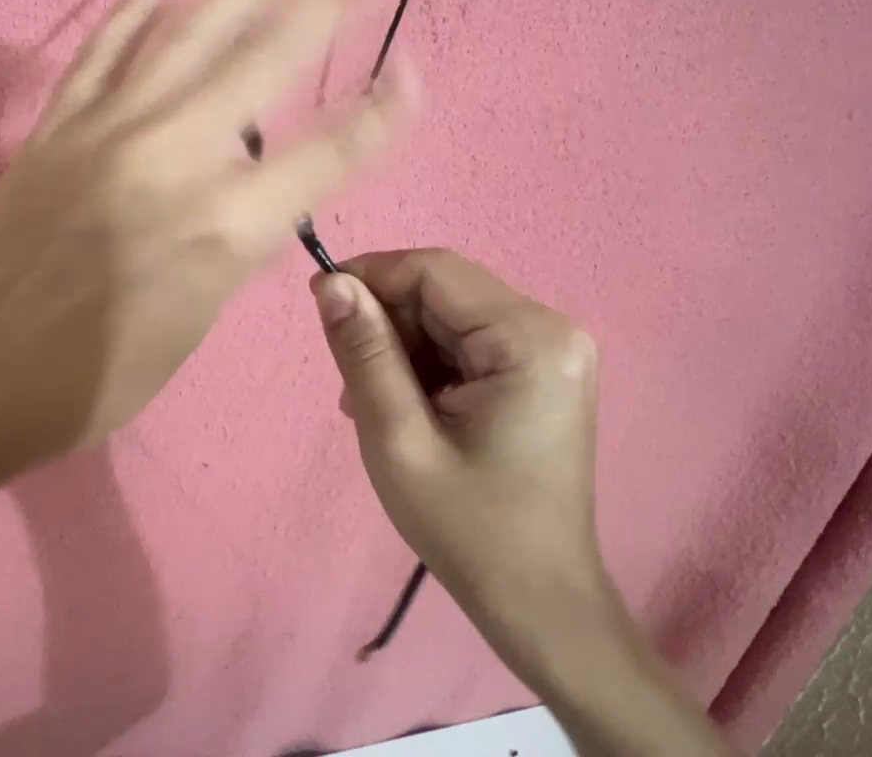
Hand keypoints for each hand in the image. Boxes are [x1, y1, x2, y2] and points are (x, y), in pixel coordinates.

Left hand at [0, 0, 417, 483]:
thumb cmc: (86, 384)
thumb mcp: (191, 325)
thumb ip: (228, 249)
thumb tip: (245, 197)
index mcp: (224, 229)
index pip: (326, 153)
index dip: (380, 112)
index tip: (411, 72)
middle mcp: (176, 159)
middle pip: (265, 60)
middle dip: (325, 0)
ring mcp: (109, 129)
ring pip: (188, 33)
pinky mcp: (57, 123)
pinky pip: (105, 47)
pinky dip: (139, 6)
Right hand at [310, 249, 605, 622]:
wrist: (538, 601)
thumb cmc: (466, 527)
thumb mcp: (396, 437)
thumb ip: (363, 351)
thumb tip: (330, 282)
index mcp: (529, 339)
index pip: (433, 270)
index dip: (369, 277)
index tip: (319, 308)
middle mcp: (552, 328)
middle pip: (443, 291)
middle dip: (387, 323)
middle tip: (350, 383)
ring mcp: (552, 350)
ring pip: (450, 315)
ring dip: (402, 346)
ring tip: (373, 405)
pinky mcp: (543, 370)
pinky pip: (469, 342)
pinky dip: (427, 364)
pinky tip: (407, 407)